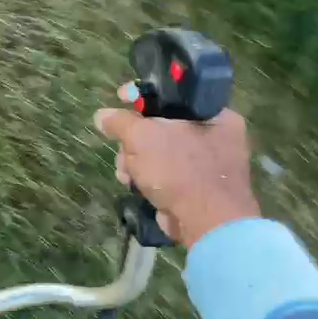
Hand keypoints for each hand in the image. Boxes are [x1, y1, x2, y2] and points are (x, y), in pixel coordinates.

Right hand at [94, 100, 259, 247]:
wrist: (206, 222)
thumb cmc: (180, 170)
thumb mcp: (143, 136)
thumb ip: (120, 121)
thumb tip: (102, 116)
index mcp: (215, 116)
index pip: (173, 96)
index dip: (143, 95)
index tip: (120, 98)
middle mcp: (215, 137)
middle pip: (157, 125)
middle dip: (133, 140)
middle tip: (126, 150)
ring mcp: (206, 163)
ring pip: (154, 150)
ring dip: (133, 160)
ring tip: (129, 174)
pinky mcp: (195, 186)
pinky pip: (161, 171)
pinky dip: (145, 176)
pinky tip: (136, 184)